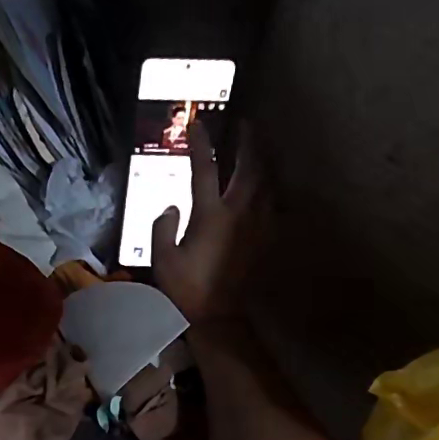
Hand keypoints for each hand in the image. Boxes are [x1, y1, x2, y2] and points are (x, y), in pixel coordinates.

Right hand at [152, 120, 265, 326]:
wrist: (219, 315)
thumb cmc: (187, 288)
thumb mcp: (163, 259)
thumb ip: (163, 227)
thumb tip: (172, 206)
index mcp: (210, 215)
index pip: (204, 169)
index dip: (200, 144)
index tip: (197, 124)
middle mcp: (238, 212)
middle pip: (249, 166)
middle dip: (247, 142)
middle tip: (245, 125)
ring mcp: (257, 225)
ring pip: (267, 182)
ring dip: (263, 162)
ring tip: (259, 150)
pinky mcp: (267, 239)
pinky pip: (275, 206)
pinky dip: (273, 191)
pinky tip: (270, 188)